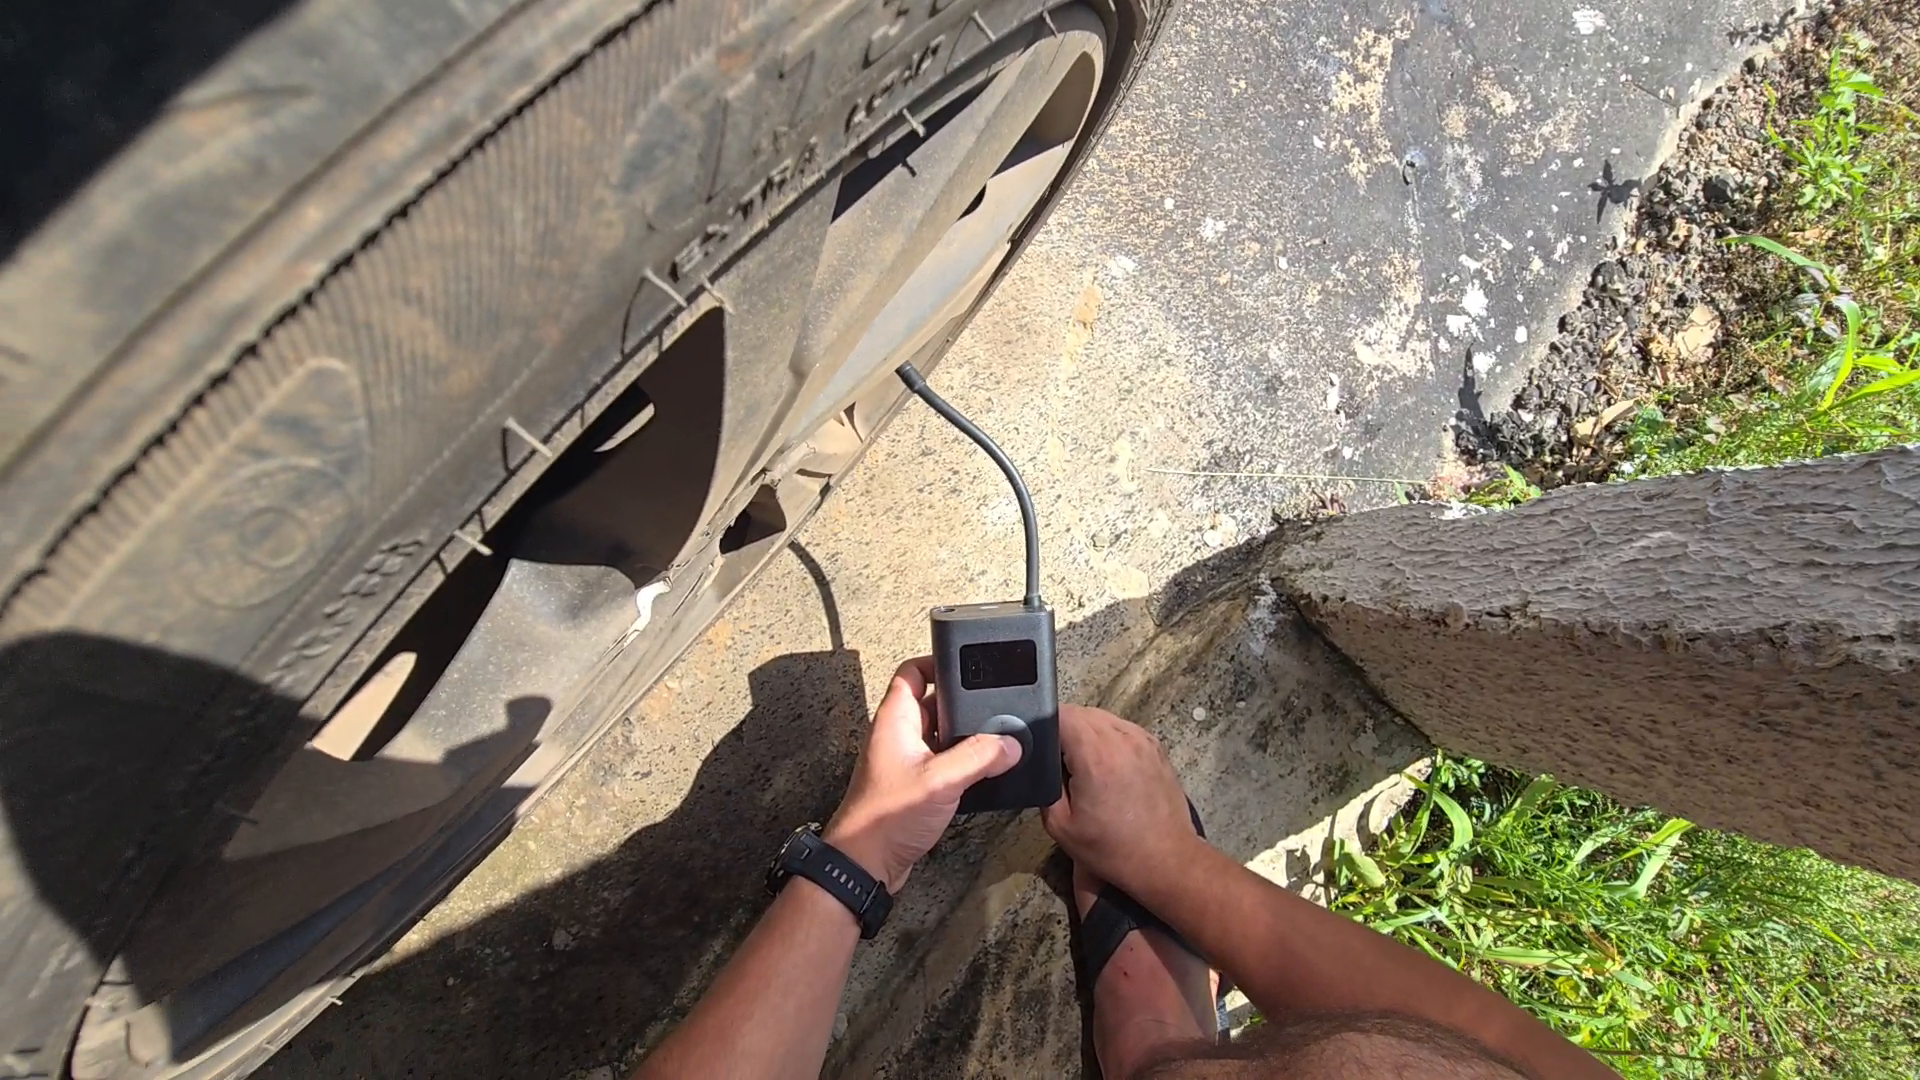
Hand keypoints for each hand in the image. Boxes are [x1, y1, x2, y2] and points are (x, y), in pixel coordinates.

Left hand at [825, 657, 1022, 890]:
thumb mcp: (940, 780)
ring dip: (965, 734)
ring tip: (995, 736)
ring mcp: (905, 759)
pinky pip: (942, 759)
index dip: (936, 662)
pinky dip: (962, 759)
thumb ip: (979, 757)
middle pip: (933, 701)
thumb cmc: (887, 817)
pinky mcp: (914, 784)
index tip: (967, 665)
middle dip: (963, 702)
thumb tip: (1010, 744)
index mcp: (895, 719)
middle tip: (993, 704)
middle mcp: (898, 734)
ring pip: (940, 732)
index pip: (912, 672)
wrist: (865, 865)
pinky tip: (984, 769)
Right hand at [1042, 705, 1203, 896]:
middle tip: (1060, 760)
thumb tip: (1042, 762)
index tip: (1042, 748)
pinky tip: (1107, 764)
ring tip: (1084, 763)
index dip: (1046, 726)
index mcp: (1094, 755)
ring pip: (1102, 717)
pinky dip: (1109, 738)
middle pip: (1081, 712)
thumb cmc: (1113, 848)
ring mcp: (1142, 739)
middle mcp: (1120, 738)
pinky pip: (1122, 728)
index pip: (1061, 714)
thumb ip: (1044, 785)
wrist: (1166, 860)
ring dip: (1087, 732)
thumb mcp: (1060, 826)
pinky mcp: (1155, 746)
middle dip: (1065, 730)